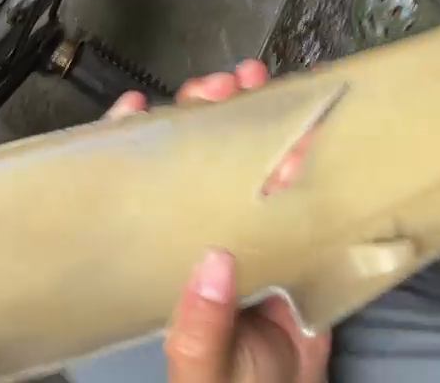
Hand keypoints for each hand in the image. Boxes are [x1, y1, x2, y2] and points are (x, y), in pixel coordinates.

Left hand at [106, 63, 332, 382]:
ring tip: (259, 86)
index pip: (137, 187)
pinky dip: (302, 140)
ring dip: (252, 111)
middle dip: (205, 108)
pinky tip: (307, 122)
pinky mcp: (294, 224)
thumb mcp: (208, 373)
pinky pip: (296, 172)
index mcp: (166, 254)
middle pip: (195, 154)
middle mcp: (204, 226)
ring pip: (244, 152)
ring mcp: (250, 220)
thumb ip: (200, 333)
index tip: (137, 107)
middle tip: (222, 88)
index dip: (133, 142)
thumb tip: (211, 264)